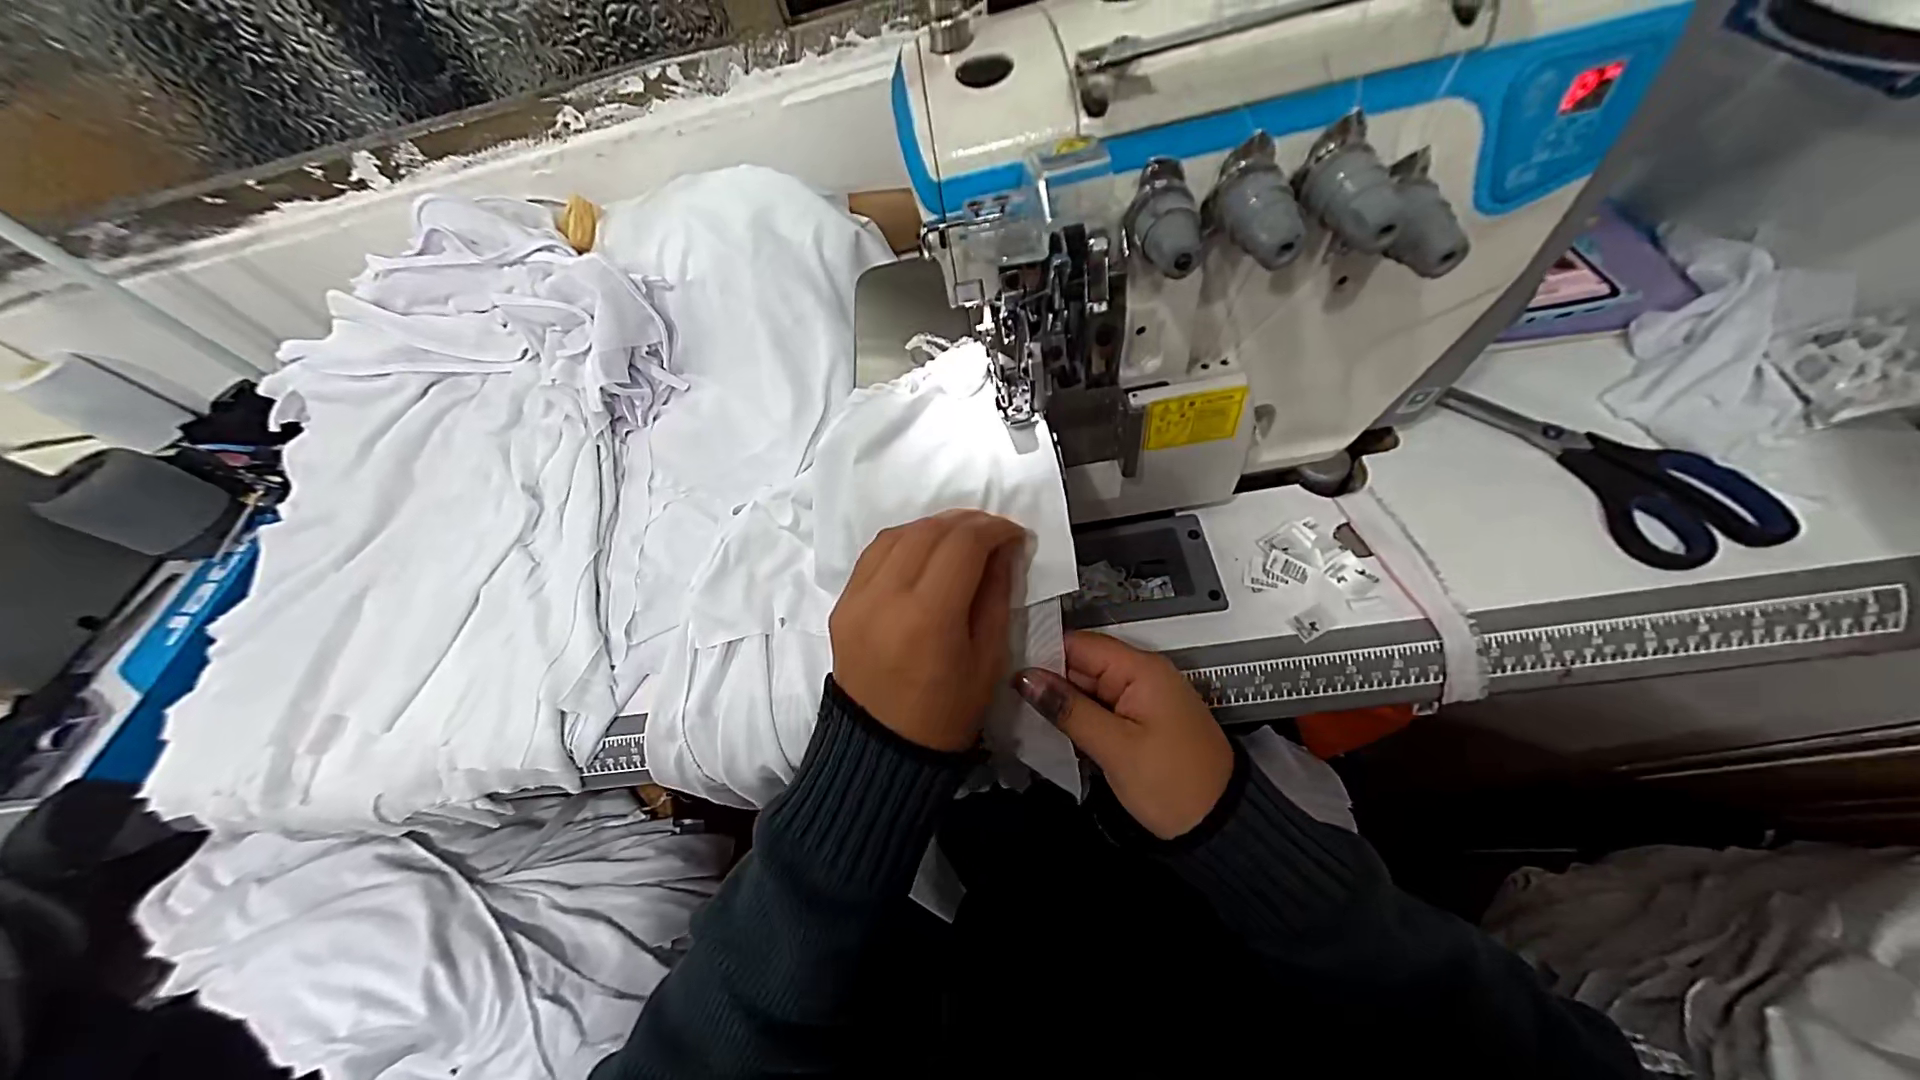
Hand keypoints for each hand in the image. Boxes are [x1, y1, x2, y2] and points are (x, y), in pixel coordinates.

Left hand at [829, 510, 1024, 752]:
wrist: (881, 751)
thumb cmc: (946, 714)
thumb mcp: (989, 658)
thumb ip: (996, 595)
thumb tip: (1002, 550)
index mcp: (928, 616)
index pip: (963, 545)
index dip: (994, 529)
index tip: (1013, 535)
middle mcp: (885, 596)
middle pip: (928, 531)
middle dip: (967, 522)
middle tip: (992, 532)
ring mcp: (856, 598)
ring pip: (897, 534)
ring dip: (933, 527)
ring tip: (960, 538)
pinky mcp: (841, 604)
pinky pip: (873, 555)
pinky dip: (903, 542)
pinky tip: (923, 552)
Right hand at [1014, 632, 1232, 839]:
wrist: (1221, 826)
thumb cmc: (1174, 784)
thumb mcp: (1115, 747)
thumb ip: (1068, 709)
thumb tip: (1026, 678)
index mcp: (1140, 669)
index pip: (1079, 644)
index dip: (1042, 653)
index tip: (1006, 668)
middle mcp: (1139, 675)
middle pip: (1080, 664)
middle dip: (1045, 679)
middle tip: (1005, 695)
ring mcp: (1138, 698)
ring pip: (1085, 688)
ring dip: (1058, 701)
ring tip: (1018, 711)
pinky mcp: (1136, 720)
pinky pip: (1098, 708)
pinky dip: (1076, 717)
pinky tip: (1049, 728)